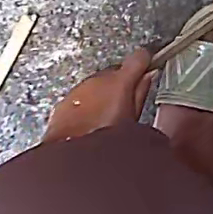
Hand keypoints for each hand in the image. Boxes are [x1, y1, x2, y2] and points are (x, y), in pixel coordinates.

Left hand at [42, 51, 156, 142]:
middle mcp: (98, 80)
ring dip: (103, 93)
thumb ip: (141, 91)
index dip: (145, 60)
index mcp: (120, 81)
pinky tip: (89, 121)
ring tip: (107, 115)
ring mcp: (79, 90)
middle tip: (126, 101)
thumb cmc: (106, 138)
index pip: (138, 57)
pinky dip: (87, 103)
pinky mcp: (64, 101)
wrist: (70, 156)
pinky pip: (80, 96)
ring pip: (97, 84)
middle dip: (122, 82)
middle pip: (115, 72)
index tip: (148, 65)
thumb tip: (148, 76)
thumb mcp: (133, 116)